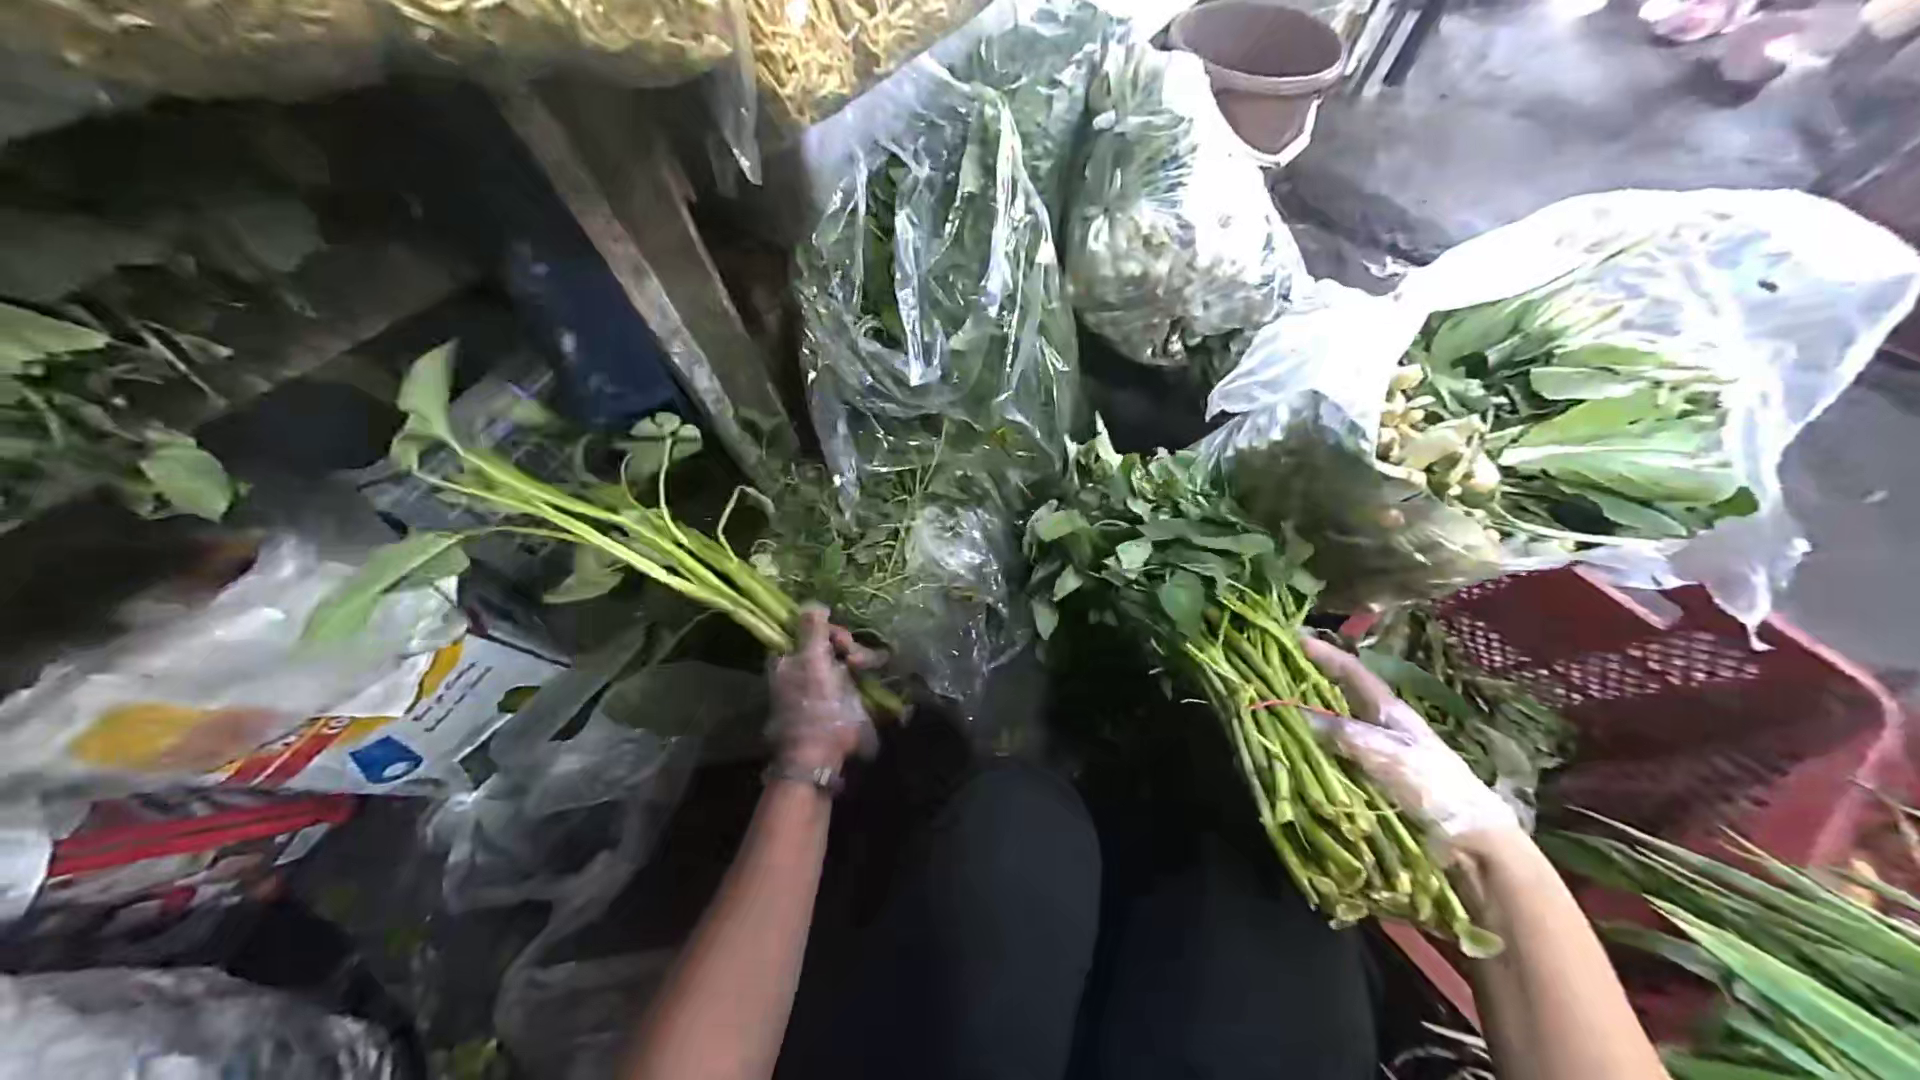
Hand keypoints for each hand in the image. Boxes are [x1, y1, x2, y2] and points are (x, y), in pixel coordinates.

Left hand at [767, 604, 884, 771]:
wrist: (821, 753)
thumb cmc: (812, 705)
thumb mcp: (810, 660)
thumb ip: (811, 629)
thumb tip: (814, 604)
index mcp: (788, 658)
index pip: (809, 629)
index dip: (826, 630)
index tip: (840, 641)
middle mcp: (804, 668)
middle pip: (830, 642)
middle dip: (846, 645)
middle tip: (854, 657)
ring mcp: (823, 684)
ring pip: (845, 655)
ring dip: (859, 655)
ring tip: (866, 666)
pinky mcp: (841, 697)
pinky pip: (856, 673)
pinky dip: (866, 668)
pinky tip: (877, 666)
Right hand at [1299, 634, 1518, 850]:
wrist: (1468, 839)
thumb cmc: (1432, 785)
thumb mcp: (1385, 753)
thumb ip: (1342, 732)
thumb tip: (1297, 713)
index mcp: (1390, 710)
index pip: (1353, 672)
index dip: (1326, 655)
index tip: (1296, 639)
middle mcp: (1382, 725)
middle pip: (1342, 694)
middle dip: (1312, 680)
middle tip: (1278, 670)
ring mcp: (1378, 751)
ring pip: (1336, 723)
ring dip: (1309, 714)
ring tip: (1279, 706)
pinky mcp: (1374, 777)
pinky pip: (1335, 752)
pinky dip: (1315, 746)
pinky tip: (1297, 747)